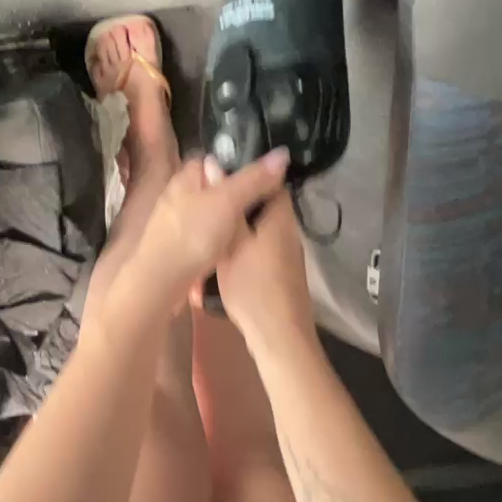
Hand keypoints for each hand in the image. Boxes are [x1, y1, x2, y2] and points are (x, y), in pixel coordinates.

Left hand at [116, 148, 290, 314]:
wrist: (160, 281)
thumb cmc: (193, 234)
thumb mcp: (229, 201)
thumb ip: (253, 179)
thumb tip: (281, 153)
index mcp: (184, 178)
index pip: (211, 159)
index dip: (234, 164)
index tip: (259, 175)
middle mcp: (176, 196)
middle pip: (210, 188)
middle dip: (232, 195)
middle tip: (260, 204)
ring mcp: (173, 223)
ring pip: (206, 214)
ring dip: (225, 220)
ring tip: (249, 229)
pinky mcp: (175, 247)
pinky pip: (201, 237)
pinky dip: (215, 242)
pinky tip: (229, 251)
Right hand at [214, 188, 315, 349]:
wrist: (278, 334)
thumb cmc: (253, 286)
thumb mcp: (230, 244)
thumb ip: (225, 208)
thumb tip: (215, 167)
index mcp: (280, 217)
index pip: (271, 180)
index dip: (248, 174)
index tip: (221, 176)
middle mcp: (290, 231)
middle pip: (266, 205)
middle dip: (241, 203)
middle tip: (212, 202)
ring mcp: (289, 253)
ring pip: (263, 228)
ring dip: (242, 226)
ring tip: (214, 226)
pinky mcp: (284, 272)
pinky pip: (264, 247)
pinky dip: (247, 245)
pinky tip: (227, 253)